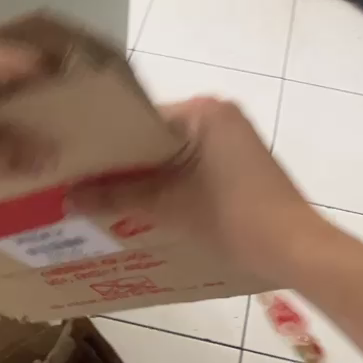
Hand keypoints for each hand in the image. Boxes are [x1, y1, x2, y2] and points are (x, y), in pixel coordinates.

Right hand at [69, 97, 333, 283]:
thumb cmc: (232, 218)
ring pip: (174, 155)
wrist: (295, 250)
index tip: (75, 164)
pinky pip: (193, 168)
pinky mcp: (242, 165)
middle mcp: (221, 116)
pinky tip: (144, 208)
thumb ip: (117, 196)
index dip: (106, 144)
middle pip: (156, 137)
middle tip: (82, 182)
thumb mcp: (168, 206)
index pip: (140, 119)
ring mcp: (234, 140)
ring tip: (104, 197)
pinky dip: (171, 185)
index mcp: (205, 112)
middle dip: (124, 163)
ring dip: (146, 177)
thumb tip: (67, 198)